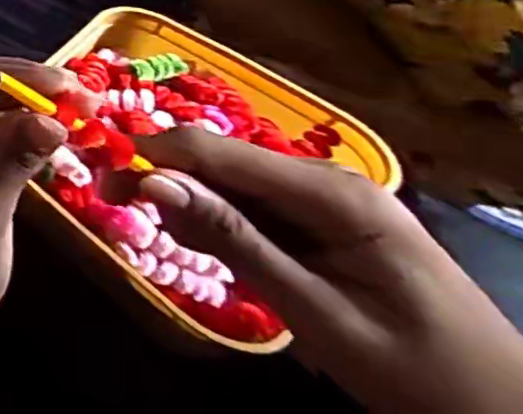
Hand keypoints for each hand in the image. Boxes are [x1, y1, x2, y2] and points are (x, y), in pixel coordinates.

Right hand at [126, 130, 522, 413]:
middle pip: (218, 159)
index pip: (216, 150)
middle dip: (163, 176)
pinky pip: (250, 203)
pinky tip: (209, 245)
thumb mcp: (319, 312)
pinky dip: (218, 219)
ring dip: (188, 200)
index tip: (99, 174)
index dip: (151, 154)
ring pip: (228, 180)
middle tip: (115, 203)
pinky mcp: (320, 218)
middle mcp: (324, 179)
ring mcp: (324, 197)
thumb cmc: (423, 373)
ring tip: (168, 236)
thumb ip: (233, 241)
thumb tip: (151, 183)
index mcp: (332, 193)